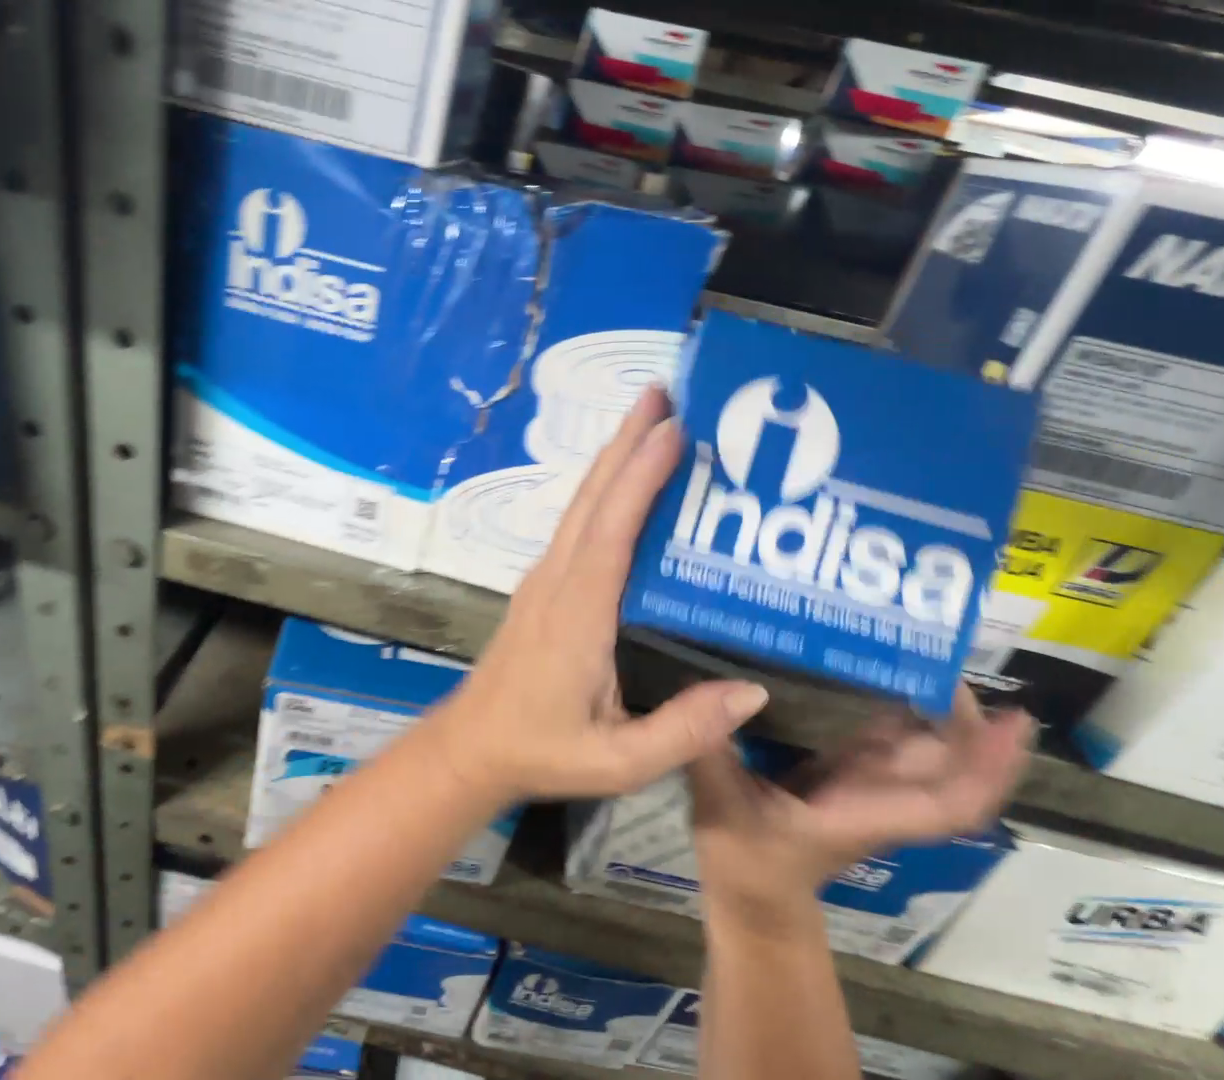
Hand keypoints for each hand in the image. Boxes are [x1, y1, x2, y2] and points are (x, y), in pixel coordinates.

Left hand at [425, 385, 768, 801]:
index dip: (640, 477)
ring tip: (650, 418)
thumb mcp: (617, 761)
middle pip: (591, 499)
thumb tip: (753, 690)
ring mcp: (543, 582)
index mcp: (577, 615)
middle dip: (626, 442)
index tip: (674, 429)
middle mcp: (556, 583)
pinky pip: (577, 526)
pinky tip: (625, 482)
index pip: (611, 532)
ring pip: (580, 506)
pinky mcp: (541, 589)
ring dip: (613, 458)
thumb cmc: (541, 751)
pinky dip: (604, 491)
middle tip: (666, 392)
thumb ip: (683, 731)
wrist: (471, 746)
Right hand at [687, 684, 1031, 917]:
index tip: (1016, 722)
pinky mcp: (846, 777)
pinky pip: (889, 743)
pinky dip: (901, 712)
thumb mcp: (719, 806)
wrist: (752, 901)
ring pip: (924, 751)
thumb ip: (711, 750)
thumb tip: (706, 686)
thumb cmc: (743, 864)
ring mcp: (866, 788)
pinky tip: (890, 675)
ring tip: (927, 657)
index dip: (990, 767)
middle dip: (967, 720)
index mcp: (862, 814)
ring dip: (939, 713)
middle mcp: (879, 799)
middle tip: (949, 662)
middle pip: (948, 766)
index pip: (950, 803)